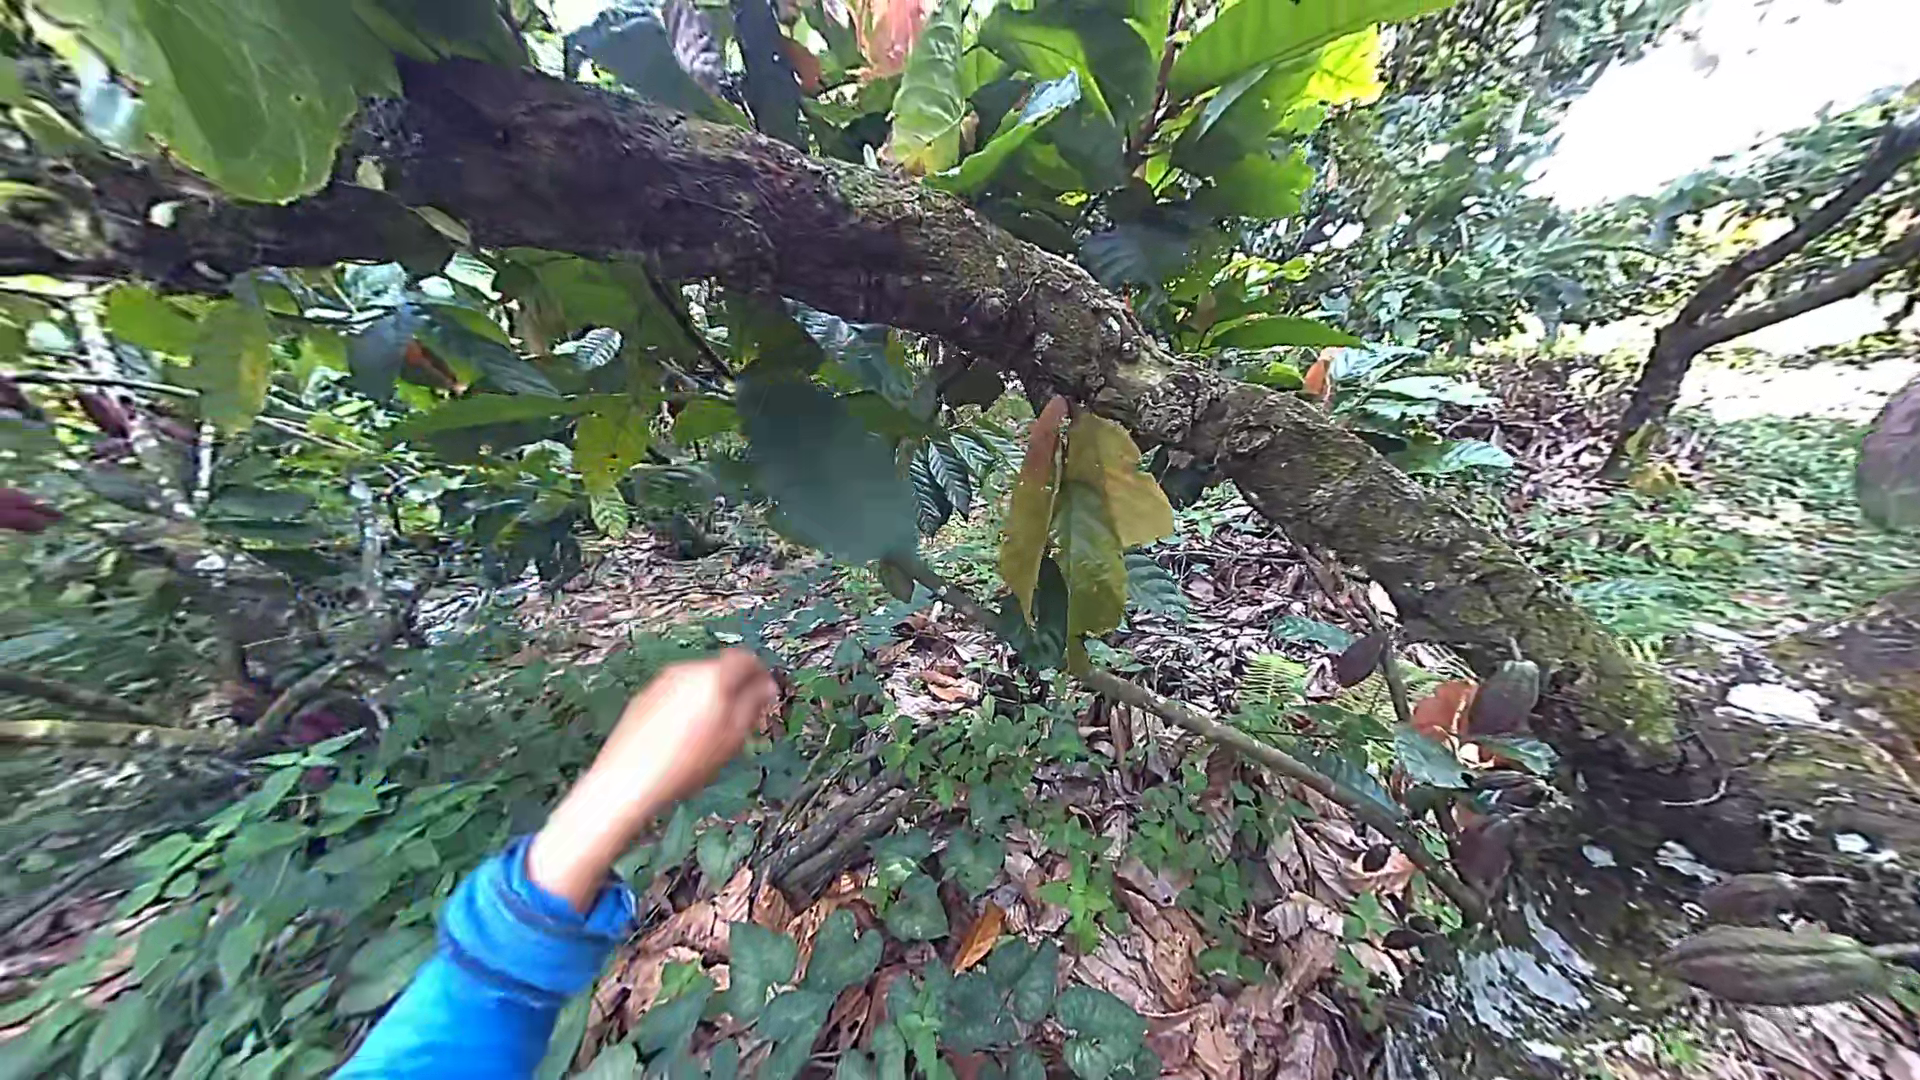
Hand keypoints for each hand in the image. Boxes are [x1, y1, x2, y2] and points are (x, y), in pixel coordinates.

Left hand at [528, 649, 776, 909]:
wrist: (625, 784)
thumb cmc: (685, 763)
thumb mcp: (733, 736)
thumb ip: (755, 704)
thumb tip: (767, 686)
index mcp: (713, 675)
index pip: (747, 658)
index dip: (761, 674)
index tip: (765, 692)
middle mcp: (686, 671)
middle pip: (721, 669)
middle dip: (736, 687)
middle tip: (743, 717)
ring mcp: (662, 683)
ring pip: (698, 681)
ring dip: (711, 696)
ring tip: (712, 732)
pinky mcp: (643, 698)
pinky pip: (676, 692)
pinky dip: (688, 705)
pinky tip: (684, 736)